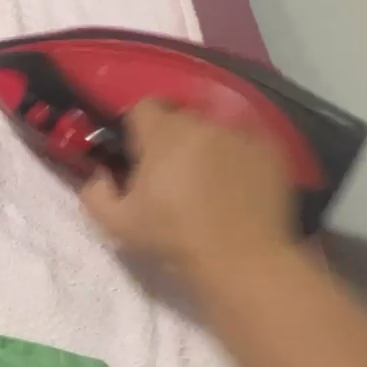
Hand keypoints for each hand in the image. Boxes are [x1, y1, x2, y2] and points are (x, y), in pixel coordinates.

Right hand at [81, 100, 297, 288]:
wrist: (241, 259)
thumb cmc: (172, 239)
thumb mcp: (116, 223)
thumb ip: (95, 191)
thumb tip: (99, 173)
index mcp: (163, 135)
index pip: (143, 107)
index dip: (136, 128)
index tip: (136, 155)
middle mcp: (204, 125)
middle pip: (179, 118)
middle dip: (170, 139)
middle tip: (167, 173)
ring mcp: (242, 135)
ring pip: (212, 129)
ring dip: (203, 146)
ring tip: (203, 180)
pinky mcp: (271, 150)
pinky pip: (244, 143)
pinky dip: (234, 156)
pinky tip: (232, 185)